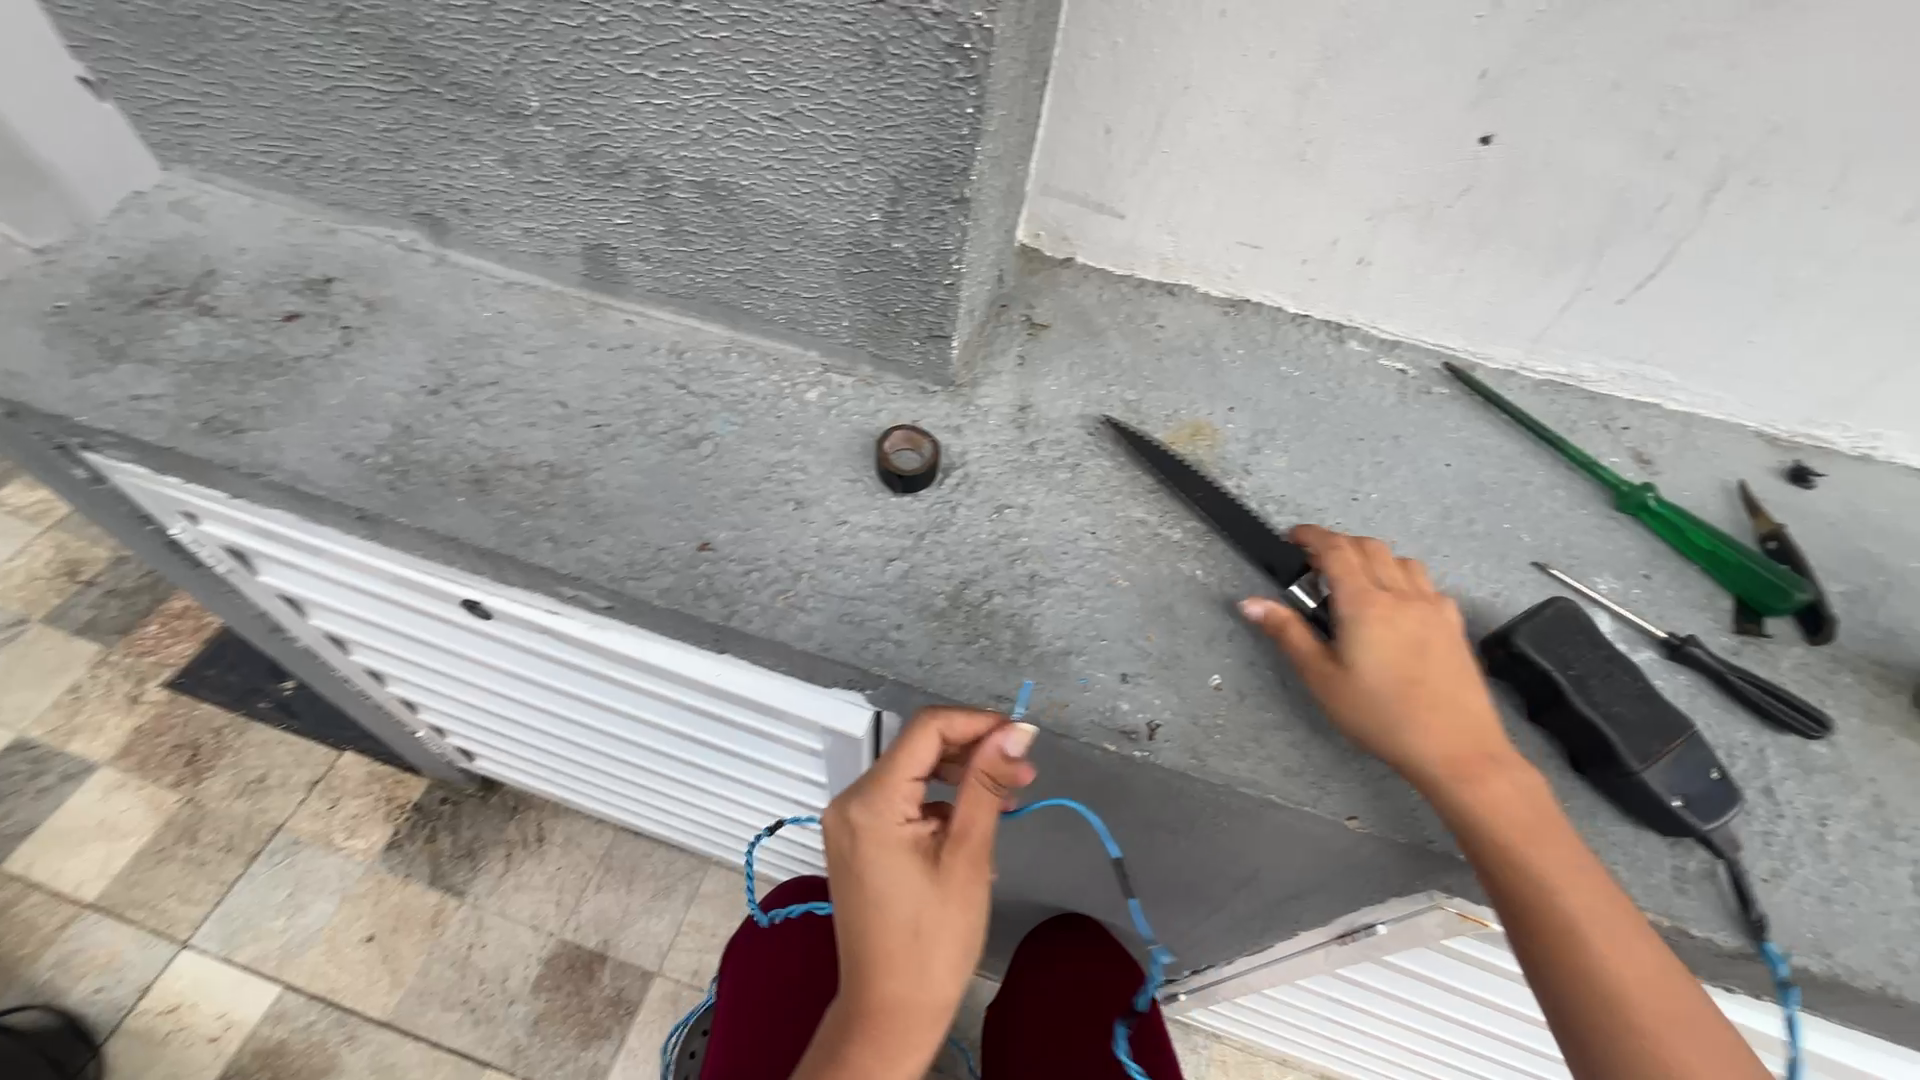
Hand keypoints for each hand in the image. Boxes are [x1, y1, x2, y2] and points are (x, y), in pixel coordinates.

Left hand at [801, 707, 1037, 1078]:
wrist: (890, 1013)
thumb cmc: (934, 939)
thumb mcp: (968, 855)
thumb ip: (987, 783)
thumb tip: (1016, 732)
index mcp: (870, 799)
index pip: (926, 729)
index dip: (977, 723)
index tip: (1021, 738)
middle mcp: (850, 800)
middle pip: (919, 749)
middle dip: (974, 752)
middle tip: (1023, 773)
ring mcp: (850, 821)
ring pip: (913, 773)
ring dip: (961, 777)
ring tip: (1008, 797)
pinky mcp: (858, 840)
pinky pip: (902, 800)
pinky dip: (940, 801)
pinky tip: (975, 820)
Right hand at [1241, 524, 1522, 796]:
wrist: (1456, 749)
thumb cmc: (1380, 715)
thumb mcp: (1322, 678)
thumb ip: (1287, 634)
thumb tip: (1250, 603)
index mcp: (1365, 603)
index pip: (1336, 549)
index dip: (1311, 535)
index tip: (1293, 537)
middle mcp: (1402, 595)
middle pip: (1369, 546)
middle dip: (1339, 544)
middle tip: (1315, 565)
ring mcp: (1434, 607)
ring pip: (1402, 560)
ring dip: (1373, 559)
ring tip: (1355, 584)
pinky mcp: (1454, 625)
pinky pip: (1426, 584)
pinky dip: (1402, 580)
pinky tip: (1395, 610)